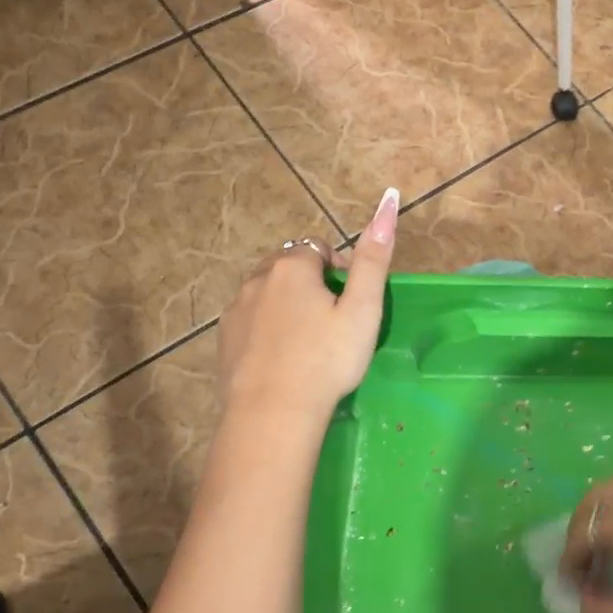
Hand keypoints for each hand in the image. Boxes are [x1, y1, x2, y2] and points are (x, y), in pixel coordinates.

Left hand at [217, 187, 399, 421]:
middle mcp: (257, 280)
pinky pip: (252, 320)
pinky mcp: (224, 339)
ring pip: (269, 293)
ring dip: (290, 305)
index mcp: (292, 268)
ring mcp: (236, 310)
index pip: (318, 248)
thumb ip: (374, 258)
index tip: (353, 301)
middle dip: (313, 283)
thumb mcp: (363, 309)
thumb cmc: (327, 359)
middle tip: (337, 321)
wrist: (273, 412)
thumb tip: (388, 200)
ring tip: (312, 342)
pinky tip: (287, 358)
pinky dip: (270, 329)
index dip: (340, 269)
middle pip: (290, 266)